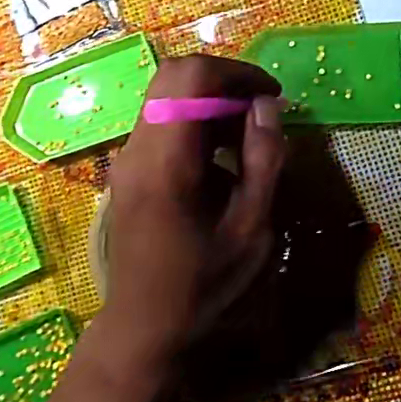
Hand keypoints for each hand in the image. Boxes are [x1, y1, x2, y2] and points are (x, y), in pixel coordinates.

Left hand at [100, 54, 286, 370]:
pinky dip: (195, 121)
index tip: (273, 96)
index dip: (238, 73)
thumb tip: (267, 105)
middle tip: (261, 112)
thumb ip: (263, 161)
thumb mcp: (251, 230)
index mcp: (166, 161)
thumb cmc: (203, 286)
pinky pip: (162, 121)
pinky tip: (221, 158)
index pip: (193, 77)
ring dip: (211, 101)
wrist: (144, 328)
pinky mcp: (128, 167)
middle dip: (225, 81)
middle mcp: (137, 147)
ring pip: (167, 95)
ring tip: (247, 137)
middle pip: (176, 74)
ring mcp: (127, 156)